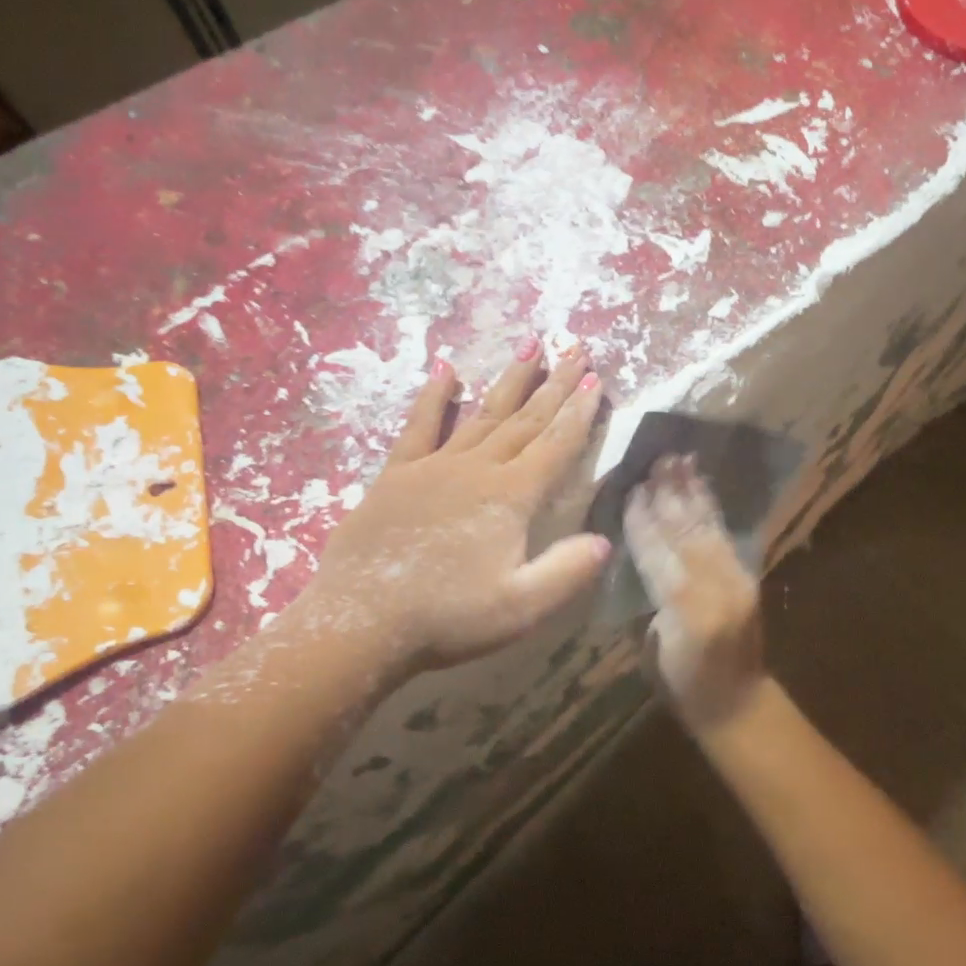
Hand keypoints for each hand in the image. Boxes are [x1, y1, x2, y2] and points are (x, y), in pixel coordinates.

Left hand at [289, 341, 610, 673]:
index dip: (579, 414)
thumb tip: (604, 540)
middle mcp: (477, 469)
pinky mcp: (397, 474)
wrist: (361, 622)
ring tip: (529, 344)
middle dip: (555, 385)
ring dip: (509, 379)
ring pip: (482, 413)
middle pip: (525, 420)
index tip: (597, 380)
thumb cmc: (448, 617)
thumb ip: (566, 571)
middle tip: (576, 350)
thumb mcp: (522, 606)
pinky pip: (419, 426)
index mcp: (510, 497)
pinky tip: (446, 369)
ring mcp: (434, 466)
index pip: (555, 446)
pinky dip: (434, 397)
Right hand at [623, 455, 765, 730]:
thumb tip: (644, 554)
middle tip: (660, 458)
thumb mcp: (651, 648)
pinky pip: (725, 537)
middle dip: (671, 492)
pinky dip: (711, 510)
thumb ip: (650, 599)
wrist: (738, 704)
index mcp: (682, 607)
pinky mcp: (748, 578)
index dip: (642, 518)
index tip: (631, 487)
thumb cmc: (682, 684)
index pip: (656, 551)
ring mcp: (736, 579)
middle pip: (686, 530)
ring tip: (683, 461)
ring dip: (694, 491)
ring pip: (709, 527)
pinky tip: (702, 490)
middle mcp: (713, 586)